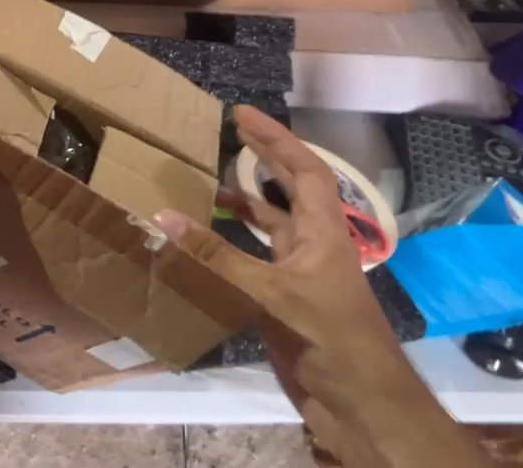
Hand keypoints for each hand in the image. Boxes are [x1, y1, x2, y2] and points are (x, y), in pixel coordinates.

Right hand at [155, 106, 485, 466]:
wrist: (360, 406)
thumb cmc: (330, 339)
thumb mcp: (273, 293)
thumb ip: (216, 255)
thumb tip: (161, 215)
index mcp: (323, 237)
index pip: (306, 174)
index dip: (277, 141)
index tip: (244, 115)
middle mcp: (312, 248)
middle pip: (290, 192)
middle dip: (264, 159)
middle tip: (229, 131)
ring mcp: (297, 275)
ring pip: (269, 225)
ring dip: (243, 201)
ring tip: (205, 181)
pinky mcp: (280, 299)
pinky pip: (249, 257)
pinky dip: (225, 241)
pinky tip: (199, 239)